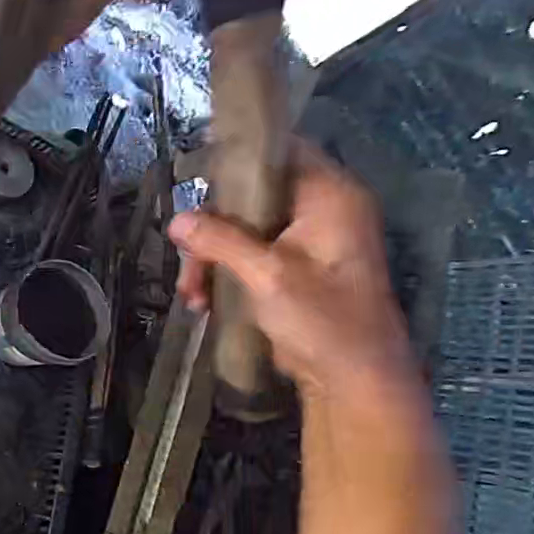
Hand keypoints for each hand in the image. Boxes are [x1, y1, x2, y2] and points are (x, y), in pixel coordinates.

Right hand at [169, 147, 412, 402]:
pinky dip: (229, 273)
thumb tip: (177, 220)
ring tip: (192, 294)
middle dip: (214, 228)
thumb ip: (221, 241)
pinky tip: (204, 301)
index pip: (281, 152)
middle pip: (254, 197)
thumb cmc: (323, 321)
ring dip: (215, 258)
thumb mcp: (267, 275)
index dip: (238, 156)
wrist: (356, 382)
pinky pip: (254, 256)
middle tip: (188, 259)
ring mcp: (310, 243)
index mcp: (330, 196)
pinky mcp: (298, 271)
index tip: (196, 172)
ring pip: (247, 230)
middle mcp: (323, 211)